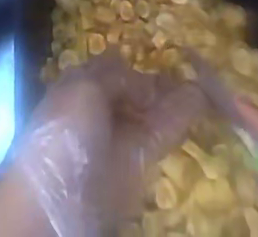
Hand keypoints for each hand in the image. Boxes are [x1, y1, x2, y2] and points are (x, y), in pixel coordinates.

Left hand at [0, 54, 203, 236]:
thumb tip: (147, 82)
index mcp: (80, 88)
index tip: (163, 49)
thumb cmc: (60, 137)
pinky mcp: (139, 164)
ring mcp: (122, 138)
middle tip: (193, 63)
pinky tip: (203, 98)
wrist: (50, 209)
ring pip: (155, 109)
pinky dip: (184, 115)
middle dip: (161, 77)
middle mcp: (102, 110)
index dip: (136, 59)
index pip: (115, 66)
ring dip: (178, 94)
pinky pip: (164, 132)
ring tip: (207, 77)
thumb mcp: (84, 90)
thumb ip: (119, 76)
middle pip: (138, 88)